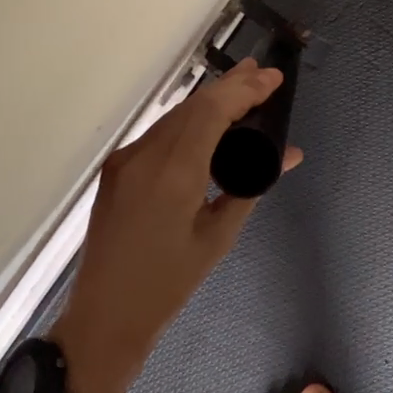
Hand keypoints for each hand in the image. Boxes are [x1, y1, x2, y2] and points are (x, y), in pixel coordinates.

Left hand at [49, 59, 302, 392]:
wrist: (104, 318)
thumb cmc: (168, 284)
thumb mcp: (217, 238)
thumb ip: (251, 187)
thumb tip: (288, 155)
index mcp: (172, 173)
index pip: (211, 110)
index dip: (244, 89)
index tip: (273, 78)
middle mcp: (144, 155)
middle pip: (192, 105)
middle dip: (230, 86)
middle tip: (263, 74)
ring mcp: (126, 159)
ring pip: (175, 116)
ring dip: (209, 101)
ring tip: (244, 89)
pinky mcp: (117, 169)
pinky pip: (160, 134)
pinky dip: (189, 122)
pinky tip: (210, 123)